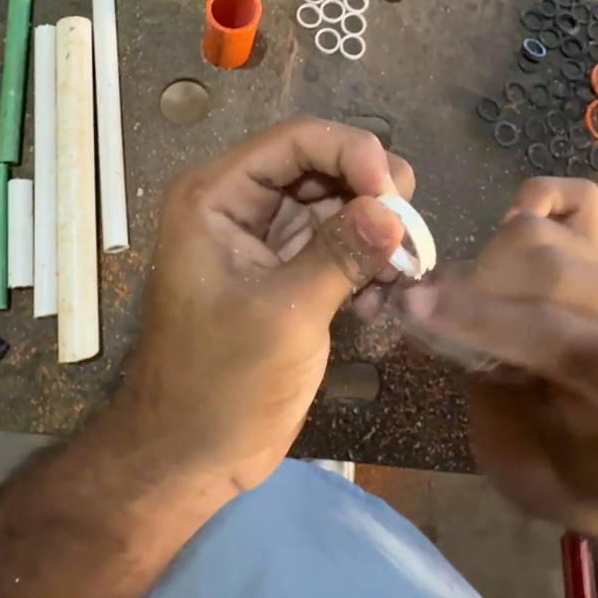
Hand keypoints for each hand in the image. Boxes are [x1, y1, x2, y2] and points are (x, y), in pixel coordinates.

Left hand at [115, 118, 413, 491]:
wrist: (190, 457)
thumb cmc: (221, 384)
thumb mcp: (285, 315)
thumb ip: (341, 254)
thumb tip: (394, 211)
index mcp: (217, 195)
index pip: (296, 139)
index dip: (353, 153)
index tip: (394, 199)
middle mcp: (240, 201)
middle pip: (322, 164)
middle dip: (371, 194)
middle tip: (407, 239)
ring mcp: (266, 235)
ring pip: (337, 201)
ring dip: (375, 231)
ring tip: (398, 276)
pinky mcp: (288, 268)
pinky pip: (339, 241)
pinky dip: (366, 260)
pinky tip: (378, 299)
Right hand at [398, 178, 597, 537]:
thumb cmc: (560, 474)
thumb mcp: (520, 458)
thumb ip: (484, 374)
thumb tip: (418, 300)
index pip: (559, 333)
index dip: (479, 318)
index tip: (412, 308)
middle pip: (548, 268)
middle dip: (474, 290)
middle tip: (423, 313)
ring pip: (547, 235)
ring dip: (486, 261)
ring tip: (458, 298)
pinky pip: (581, 202)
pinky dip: (541, 199)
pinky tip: (515, 222)